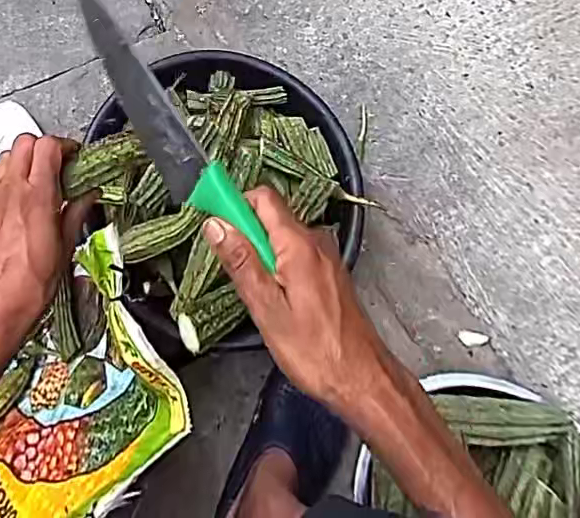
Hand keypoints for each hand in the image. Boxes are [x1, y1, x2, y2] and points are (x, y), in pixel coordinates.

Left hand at [0, 134, 93, 353]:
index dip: (64, 146)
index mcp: (36, 197)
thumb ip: (75, 214)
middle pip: (24, 143)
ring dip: (22, 164)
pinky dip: (5, 188)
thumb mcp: (64, 251)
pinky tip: (14, 210)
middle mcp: (9, 192)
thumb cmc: (25, 290)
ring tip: (34, 185)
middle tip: (55, 166)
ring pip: (4, 160)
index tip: (72, 157)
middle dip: (42, 148)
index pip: (48, 146)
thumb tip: (88, 196)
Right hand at [204, 187, 389, 416]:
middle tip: (232, 266)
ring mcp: (324, 255)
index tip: (215, 223)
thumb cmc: (317, 352)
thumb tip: (215, 225)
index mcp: (298, 244)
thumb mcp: (267, 308)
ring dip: (261, 250)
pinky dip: (278, 261)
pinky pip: (295, 250)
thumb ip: (241, 261)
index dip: (234, 203)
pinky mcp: (328, 270)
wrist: (364, 382)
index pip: (262, 197)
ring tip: (256, 289)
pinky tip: (277, 295)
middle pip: (270, 214)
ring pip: (281, 234)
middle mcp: (315, 240)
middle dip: (245, 232)